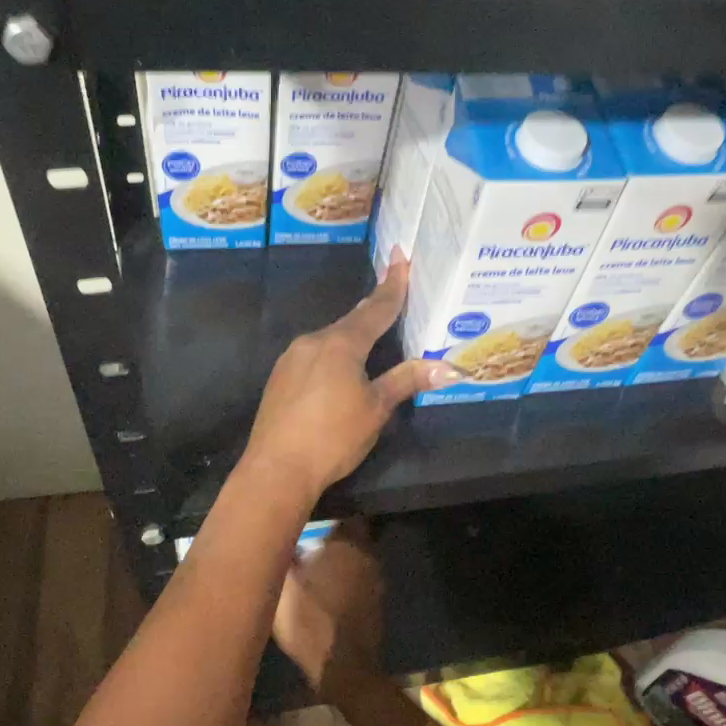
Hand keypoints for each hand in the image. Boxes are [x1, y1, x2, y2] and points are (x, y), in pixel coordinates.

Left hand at [240, 249, 458, 499]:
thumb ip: (407, 381)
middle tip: (392, 292)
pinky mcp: (280, 378)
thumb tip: (448, 367)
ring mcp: (292, 358)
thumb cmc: (333, 436)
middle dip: (373, 309)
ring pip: (331, 340)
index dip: (393, 285)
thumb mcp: (377, 408)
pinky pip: (314, 357)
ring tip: (372, 337)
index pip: (376, 308)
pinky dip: (333, 356)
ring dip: (352, 337)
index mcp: (341, 343)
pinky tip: (340, 370)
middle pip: (352, 321)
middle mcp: (313, 341)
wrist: (276, 469)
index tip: (401, 256)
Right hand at [274, 520, 384, 700]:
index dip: (327, 511)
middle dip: (332, 534)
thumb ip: (283, 555)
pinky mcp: (376, 601)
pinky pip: (359, 578)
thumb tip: (280, 535)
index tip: (310, 514)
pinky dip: (346, 579)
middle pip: (350, 533)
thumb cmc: (310, 621)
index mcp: (346, 543)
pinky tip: (329, 589)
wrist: (343, 669)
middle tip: (308, 538)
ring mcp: (376, 579)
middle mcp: (367, 554)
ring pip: (356, 557)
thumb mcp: (283, 587)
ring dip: (340, 558)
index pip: (344, 511)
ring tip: (316, 563)